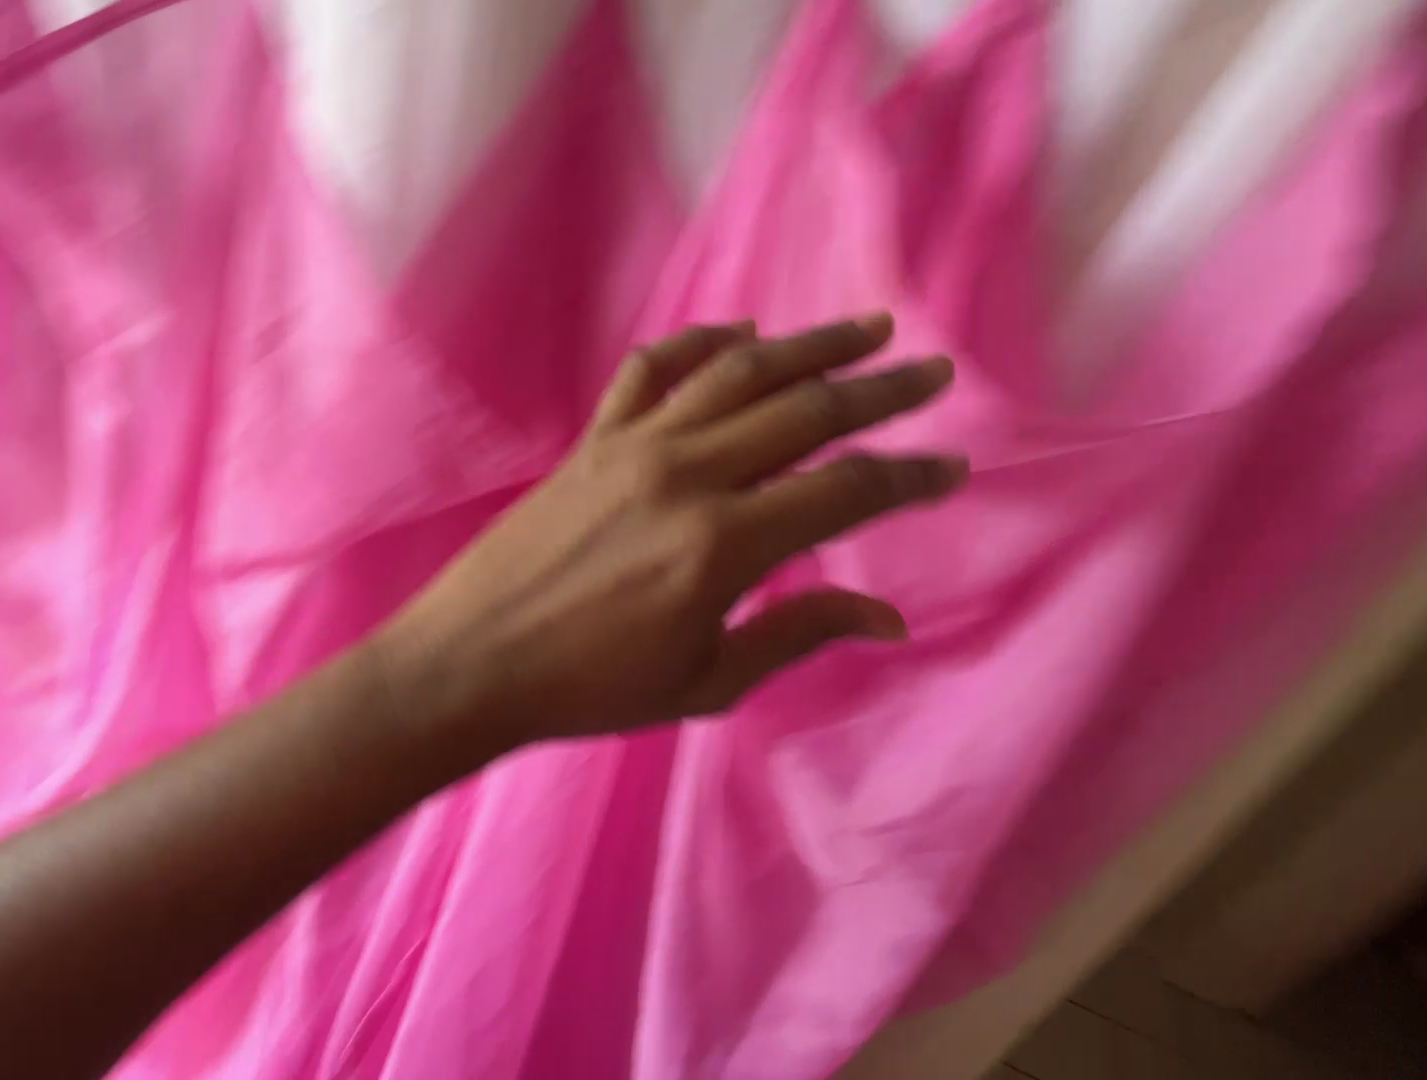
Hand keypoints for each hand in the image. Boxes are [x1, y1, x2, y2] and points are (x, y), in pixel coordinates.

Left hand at [374, 313, 964, 744]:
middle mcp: (688, 475)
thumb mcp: (706, 682)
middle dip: (881, 390)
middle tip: (934, 373)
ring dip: (809, 345)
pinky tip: (741, 335)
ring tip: (865, 329)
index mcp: (725, 544)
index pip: (845, 491)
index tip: (953, 467)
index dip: (908, 476)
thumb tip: (887, 615)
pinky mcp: (593, 439)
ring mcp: (635, 446)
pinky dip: (700, 344)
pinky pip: (652, 370)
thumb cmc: (591, 687)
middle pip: (806, 411)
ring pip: (738, 373)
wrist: (473, 661)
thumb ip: (797, 633)